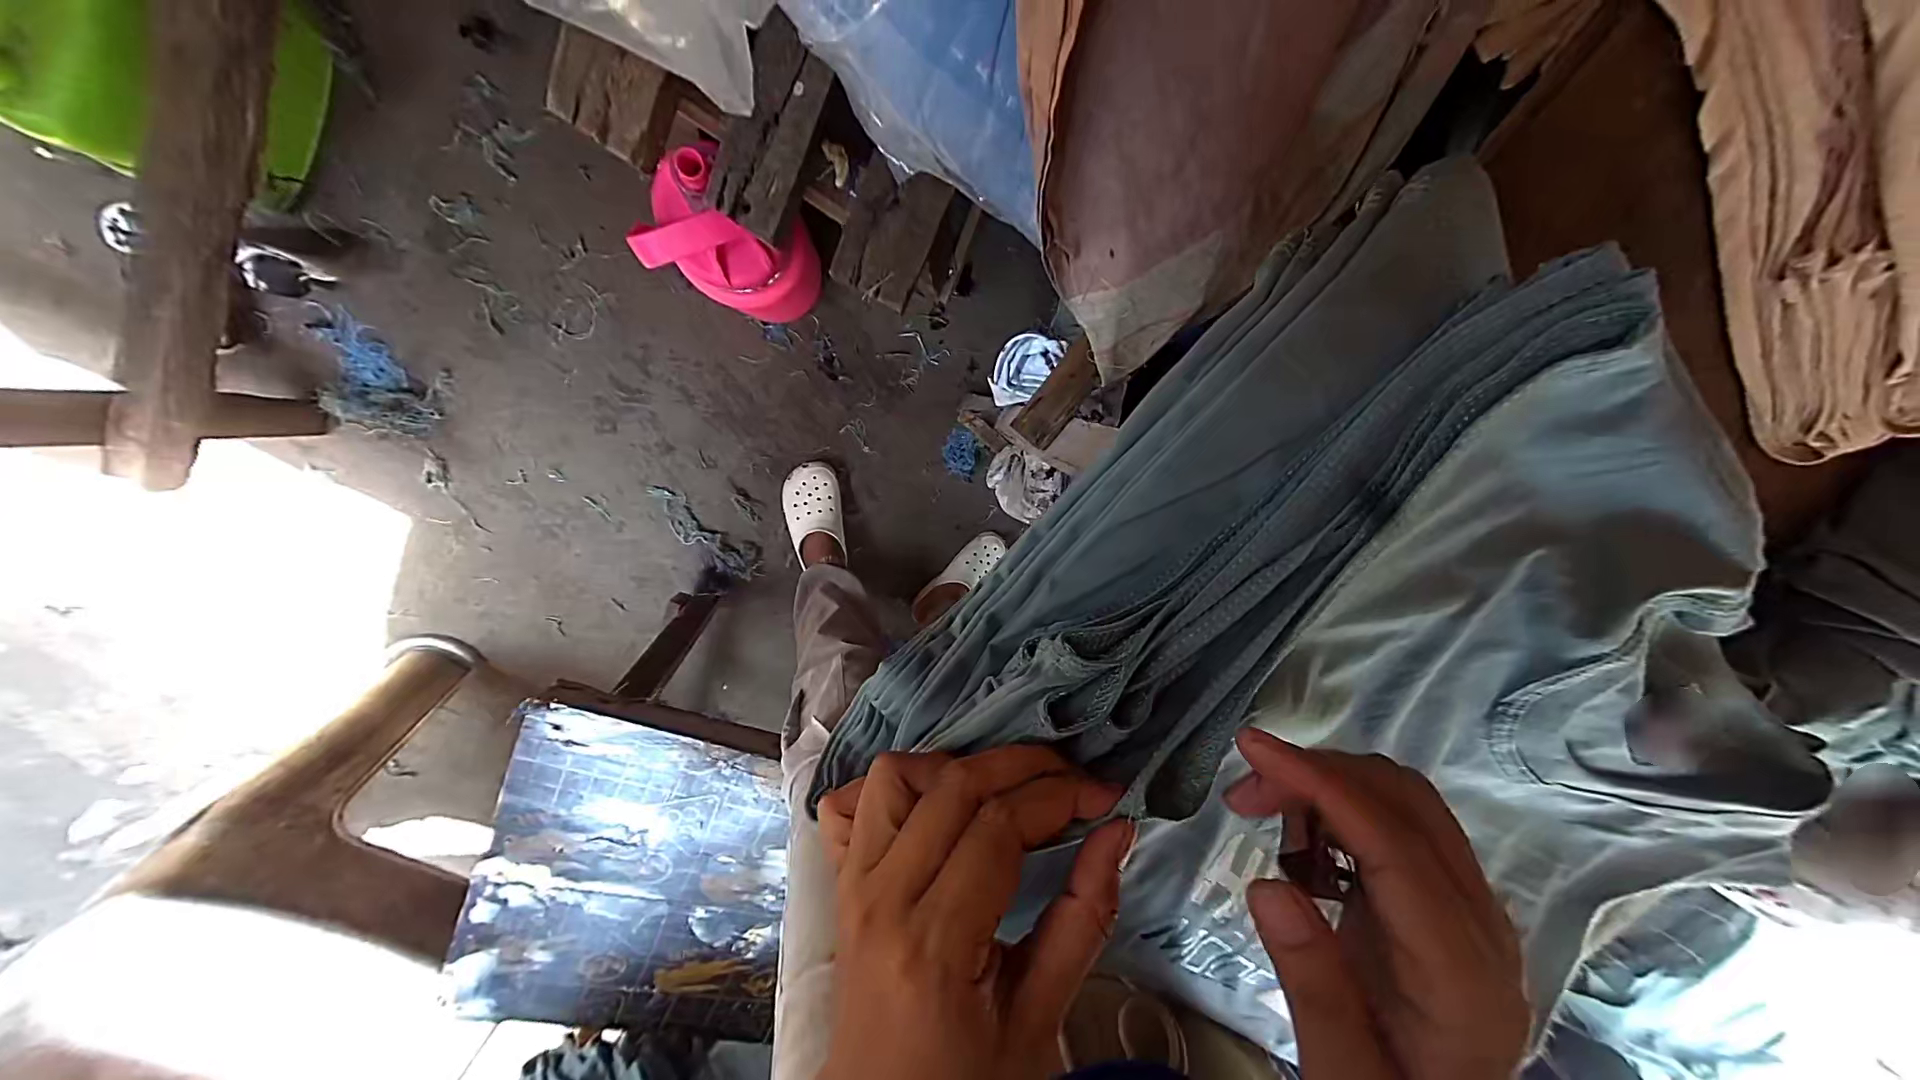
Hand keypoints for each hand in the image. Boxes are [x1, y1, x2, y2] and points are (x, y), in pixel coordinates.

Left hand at [814, 745, 1136, 1079]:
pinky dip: (895, 787)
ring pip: (896, 777)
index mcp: (934, 942)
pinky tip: (934, 803)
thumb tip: (1115, 831)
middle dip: (1023, 766)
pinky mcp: (840, 882)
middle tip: (1071, 779)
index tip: (1103, 795)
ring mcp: (852, 884)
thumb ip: (1083, 919)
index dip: (1058, 796)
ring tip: (1004, 790)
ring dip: (957, 766)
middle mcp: (882, 897)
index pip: (998, 826)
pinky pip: (851, 803)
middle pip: (953, 786)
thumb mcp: (1039, 1019)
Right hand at [1227, 729, 1529, 1079]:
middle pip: (1404, 804)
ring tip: (1263, 814)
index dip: (1321, 784)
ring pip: (1403, 799)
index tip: (1253, 748)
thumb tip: (1264, 886)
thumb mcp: (1345, 1075)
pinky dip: (1340, 804)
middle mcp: (1482, 925)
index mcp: (1460, 972)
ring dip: (1326, 783)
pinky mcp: (1451, 898)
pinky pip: (1397, 818)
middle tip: (1242, 795)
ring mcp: (1473, 907)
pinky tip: (1303, 837)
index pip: (1394, 845)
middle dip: (1314, 774)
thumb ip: (1313, 988)